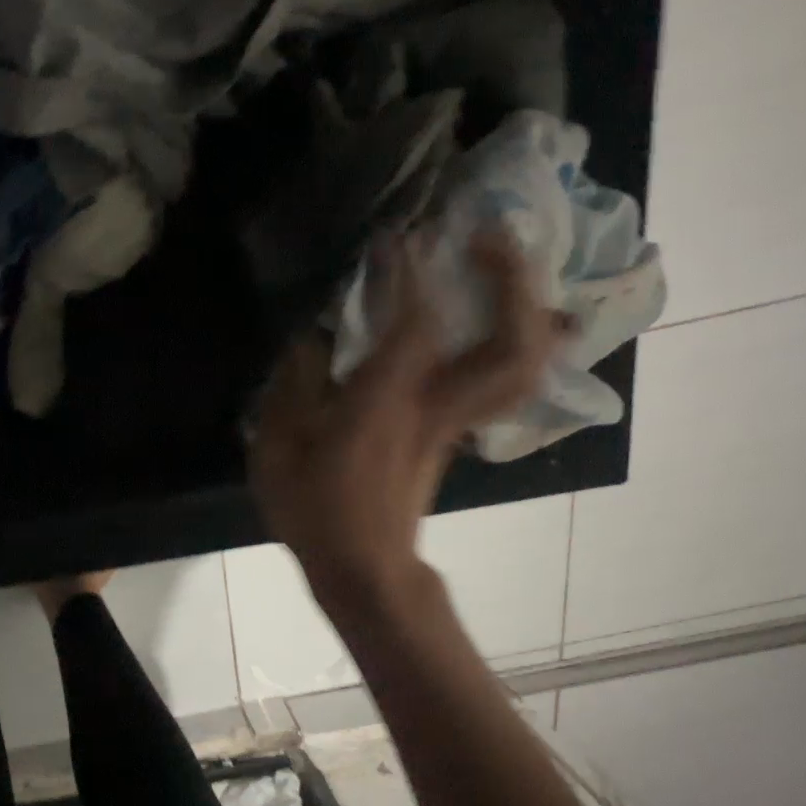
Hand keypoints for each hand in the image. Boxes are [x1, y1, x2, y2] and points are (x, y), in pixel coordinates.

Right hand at [247, 231, 562, 621]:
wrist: (363, 568)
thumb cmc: (314, 510)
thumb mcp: (279, 448)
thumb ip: (294, 386)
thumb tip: (310, 340)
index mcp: (386, 406)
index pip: (414, 328)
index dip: (409, 277)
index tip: (398, 236)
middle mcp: (436, 406)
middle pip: (511, 345)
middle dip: (511, 282)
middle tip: (488, 236)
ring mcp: (455, 420)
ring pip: (524, 364)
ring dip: (527, 307)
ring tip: (504, 265)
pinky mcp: (455, 432)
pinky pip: (503, 378)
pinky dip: (516, 338)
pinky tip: (502, 315)